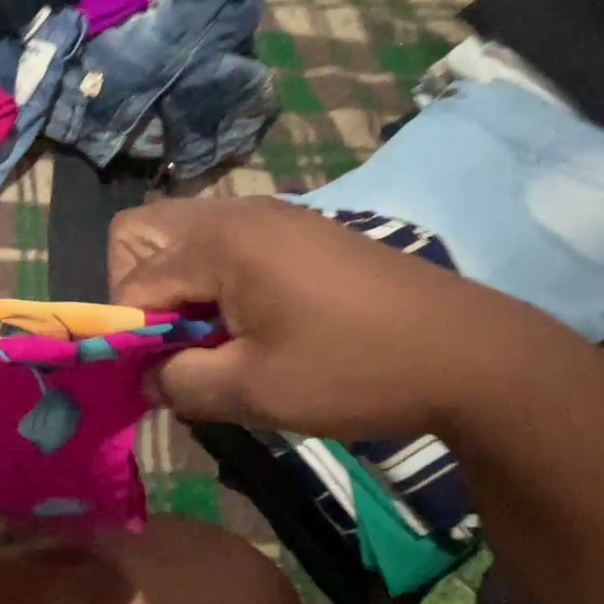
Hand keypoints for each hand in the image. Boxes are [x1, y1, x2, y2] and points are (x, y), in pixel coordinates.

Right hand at [110, 197, 582, 438]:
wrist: (474, 355)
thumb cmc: (356, 370)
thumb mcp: (255, 391)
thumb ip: (179, 381)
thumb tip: (147, 374)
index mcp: (221, 241)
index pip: (135, 280)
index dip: (130, 332)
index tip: (154, 375)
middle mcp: (238, 212)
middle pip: (143, 233)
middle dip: (141, 290)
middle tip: (179, 341)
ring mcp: (273, 215)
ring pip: (184, 237)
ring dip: (180, 286)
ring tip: (217, 338)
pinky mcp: (300, 230)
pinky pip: (226, 243)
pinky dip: (215, 280)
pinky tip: (255, 324)